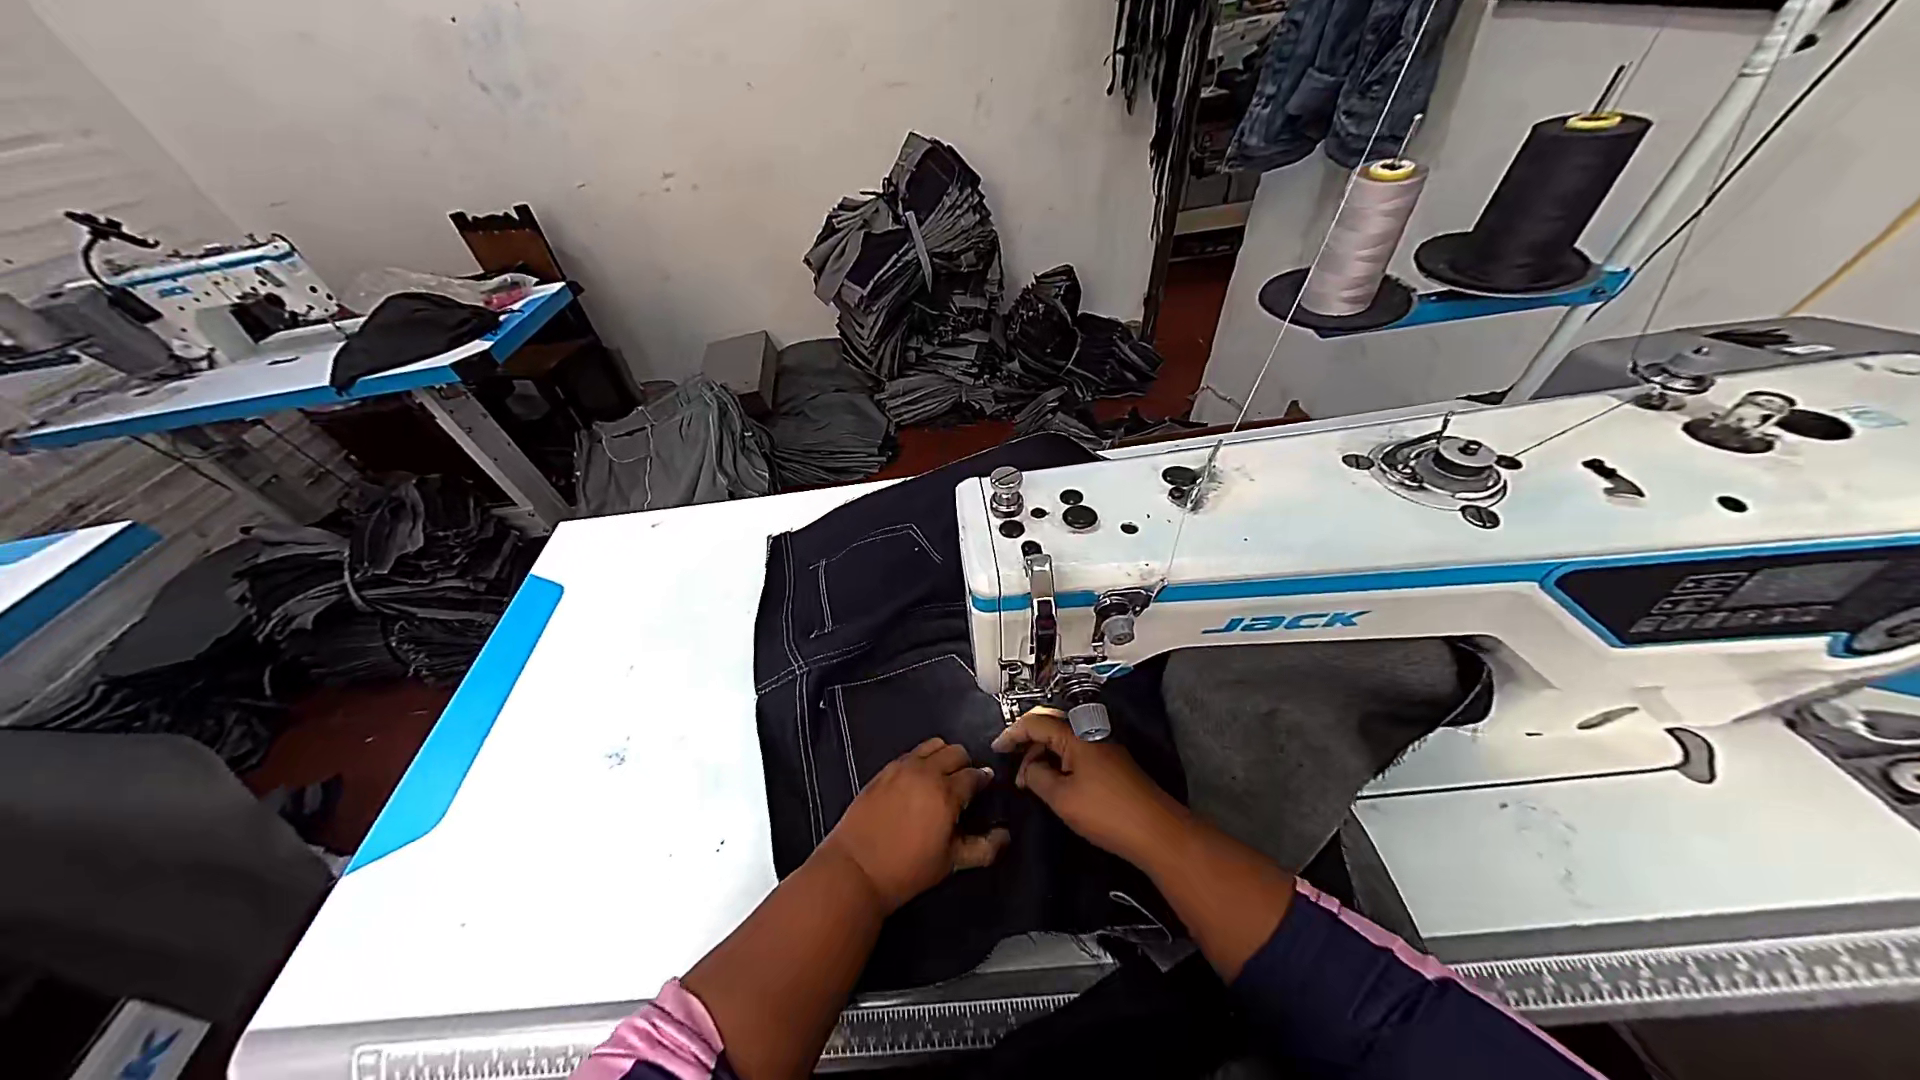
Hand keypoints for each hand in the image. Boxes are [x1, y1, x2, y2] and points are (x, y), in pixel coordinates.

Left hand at [817, 738, 1009, 913]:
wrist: (856, 868)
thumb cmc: (907, 870)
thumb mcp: (950, 863)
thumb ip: (983, 848)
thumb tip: (1004, 836)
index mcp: (946, 793)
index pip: (975, 775)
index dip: (983, 781)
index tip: (984, 788)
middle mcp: (926, 773)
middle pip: (956, 752)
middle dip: (965, 765)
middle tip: (963, 785)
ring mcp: (902, 768)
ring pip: (933, 745)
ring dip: (943, 757)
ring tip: (941, 778)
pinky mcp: (884, 770)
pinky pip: (911, 753)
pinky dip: (921, 760)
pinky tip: (918, 780)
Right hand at [991, 708, 1189, 866]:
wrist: (1156, 831)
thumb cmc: (1107, 813)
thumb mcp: (1062, 798)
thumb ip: (1038, 778)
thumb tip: (1030, 770)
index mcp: (1076, 736)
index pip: (1036, 722)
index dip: (1013, 733)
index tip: (997, 748)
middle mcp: (1090, 734)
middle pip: (1051, 727)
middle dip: (1028, 743)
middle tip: (1014, 768)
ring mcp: (1104, 748)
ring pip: (1064, 741)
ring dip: (1044, 755)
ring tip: (1032, 782)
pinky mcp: (1112, 764)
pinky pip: (1077, 753)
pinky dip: (1060, 762)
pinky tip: (1055, 783)